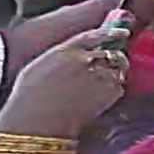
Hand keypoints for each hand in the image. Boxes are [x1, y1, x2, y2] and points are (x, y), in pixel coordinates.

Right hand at [0, 28, 128, 138]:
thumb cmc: (31, 97)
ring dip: (113, 74)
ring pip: (118, 69)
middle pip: (112, 53)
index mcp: (66, 51)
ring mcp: (102, 75)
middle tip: (109, 67)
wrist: (37, 121)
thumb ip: (65, 56)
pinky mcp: (112, 91)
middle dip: (114, 58)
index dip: (111, 32)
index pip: (95, 35)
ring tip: (95, 87)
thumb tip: (83, 52)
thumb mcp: (39, 66)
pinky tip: (94, 98)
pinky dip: (111, 90)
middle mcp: (87, 60)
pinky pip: (118, 86)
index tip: (123, 32)